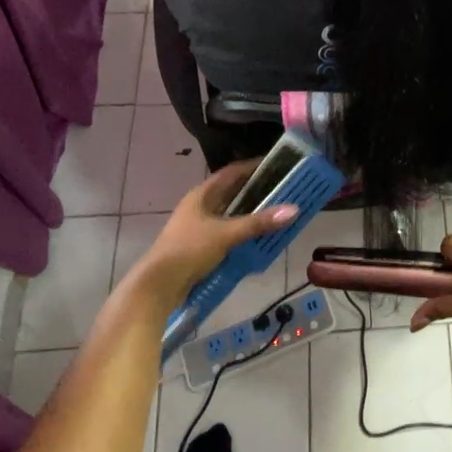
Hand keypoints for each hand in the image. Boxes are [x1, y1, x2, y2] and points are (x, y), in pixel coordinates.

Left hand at [130, 160, 298, 304]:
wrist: (158, 286)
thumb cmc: (189, 250)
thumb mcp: (226, 234)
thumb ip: (259, 223)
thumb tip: (294, 209)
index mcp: (201, 195)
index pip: (231, 173)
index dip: (253, 167)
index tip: (277, 165)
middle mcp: (199, 206)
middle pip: (231, 193)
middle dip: (256, 191)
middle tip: (283, 189)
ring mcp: (198, 227)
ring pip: (229, 214)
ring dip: (250, 213)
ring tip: (276, 212)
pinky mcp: (199, 246)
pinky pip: (226, 233)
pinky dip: (242, 232)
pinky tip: (258, 238)